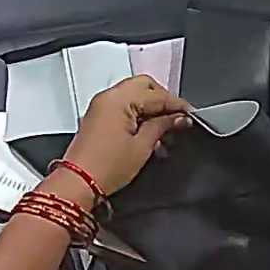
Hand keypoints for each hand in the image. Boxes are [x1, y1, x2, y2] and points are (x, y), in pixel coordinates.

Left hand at [57, 75, 191, 196]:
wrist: (78, 182)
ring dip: (151, 110)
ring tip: (166, 134)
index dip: (176, 104)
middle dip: (163, 101)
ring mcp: (102, 106)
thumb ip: (162, 126)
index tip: (191, 115)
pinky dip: (138, 116)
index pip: (156, 94)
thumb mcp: (142, 146)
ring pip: (134, 96)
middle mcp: (108, 96)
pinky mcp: (99, 117)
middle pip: (144, 87)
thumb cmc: (109, 166)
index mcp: (119, 99)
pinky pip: (124, 107)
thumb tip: (180, 118)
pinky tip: (151, 136)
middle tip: (177, 119)